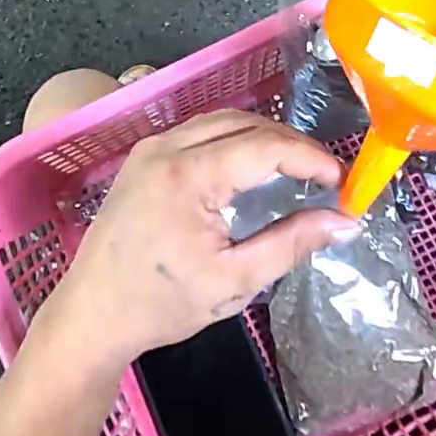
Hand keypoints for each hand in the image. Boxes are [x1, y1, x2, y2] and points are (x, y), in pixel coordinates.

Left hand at [34, 110, 356, 369]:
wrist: (91, 315)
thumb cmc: (161, 304)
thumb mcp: (234, 281)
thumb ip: (291, 244)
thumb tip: (344, 222)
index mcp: (187, 175)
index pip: (264, 146)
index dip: (309, 157)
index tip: (340, 179)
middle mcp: (167, 147)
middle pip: (245, 123)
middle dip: (290, 143)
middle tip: (322, 173)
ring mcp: (152, 147)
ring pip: (222, 120)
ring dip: (263, 136)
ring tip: (295, 166)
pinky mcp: (145, 156)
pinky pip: (201, 130)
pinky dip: (235, 138)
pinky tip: (252, 163)